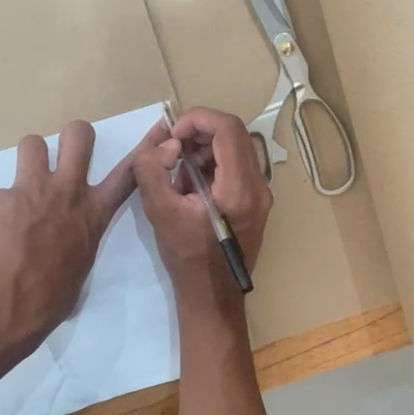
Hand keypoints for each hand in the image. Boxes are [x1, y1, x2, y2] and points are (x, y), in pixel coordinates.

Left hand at [0, 120, 137, 349]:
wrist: (8, 307)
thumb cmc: (52, 298)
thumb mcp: (82, 266)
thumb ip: (79, 240)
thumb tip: (67, 241)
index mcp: (94, 214)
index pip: (127, 174)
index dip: (144, 148)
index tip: (156, 129)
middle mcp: (66, 192)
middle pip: (78, 136)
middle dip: (74, 137)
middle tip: (65, 153)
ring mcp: (31, 191)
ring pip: (31, 143)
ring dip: (27, 160)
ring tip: (22, 183)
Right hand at [131, 107, 272, 310]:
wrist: (212, 295)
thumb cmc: (186, 256)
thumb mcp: (159, 211)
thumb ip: (152, 169)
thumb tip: (165, 144)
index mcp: (239, 188)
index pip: (228, 129)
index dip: (198, 119)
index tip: (173, 134)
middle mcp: (258, 187)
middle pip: (234, 135)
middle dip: (200, 132)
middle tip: (173, 148)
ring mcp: (261, 195)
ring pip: (236, 150)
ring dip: (205, 150)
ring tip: (179, 173)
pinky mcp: (256, 203)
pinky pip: (236, 169)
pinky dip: (212, 166)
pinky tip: (191, 187)